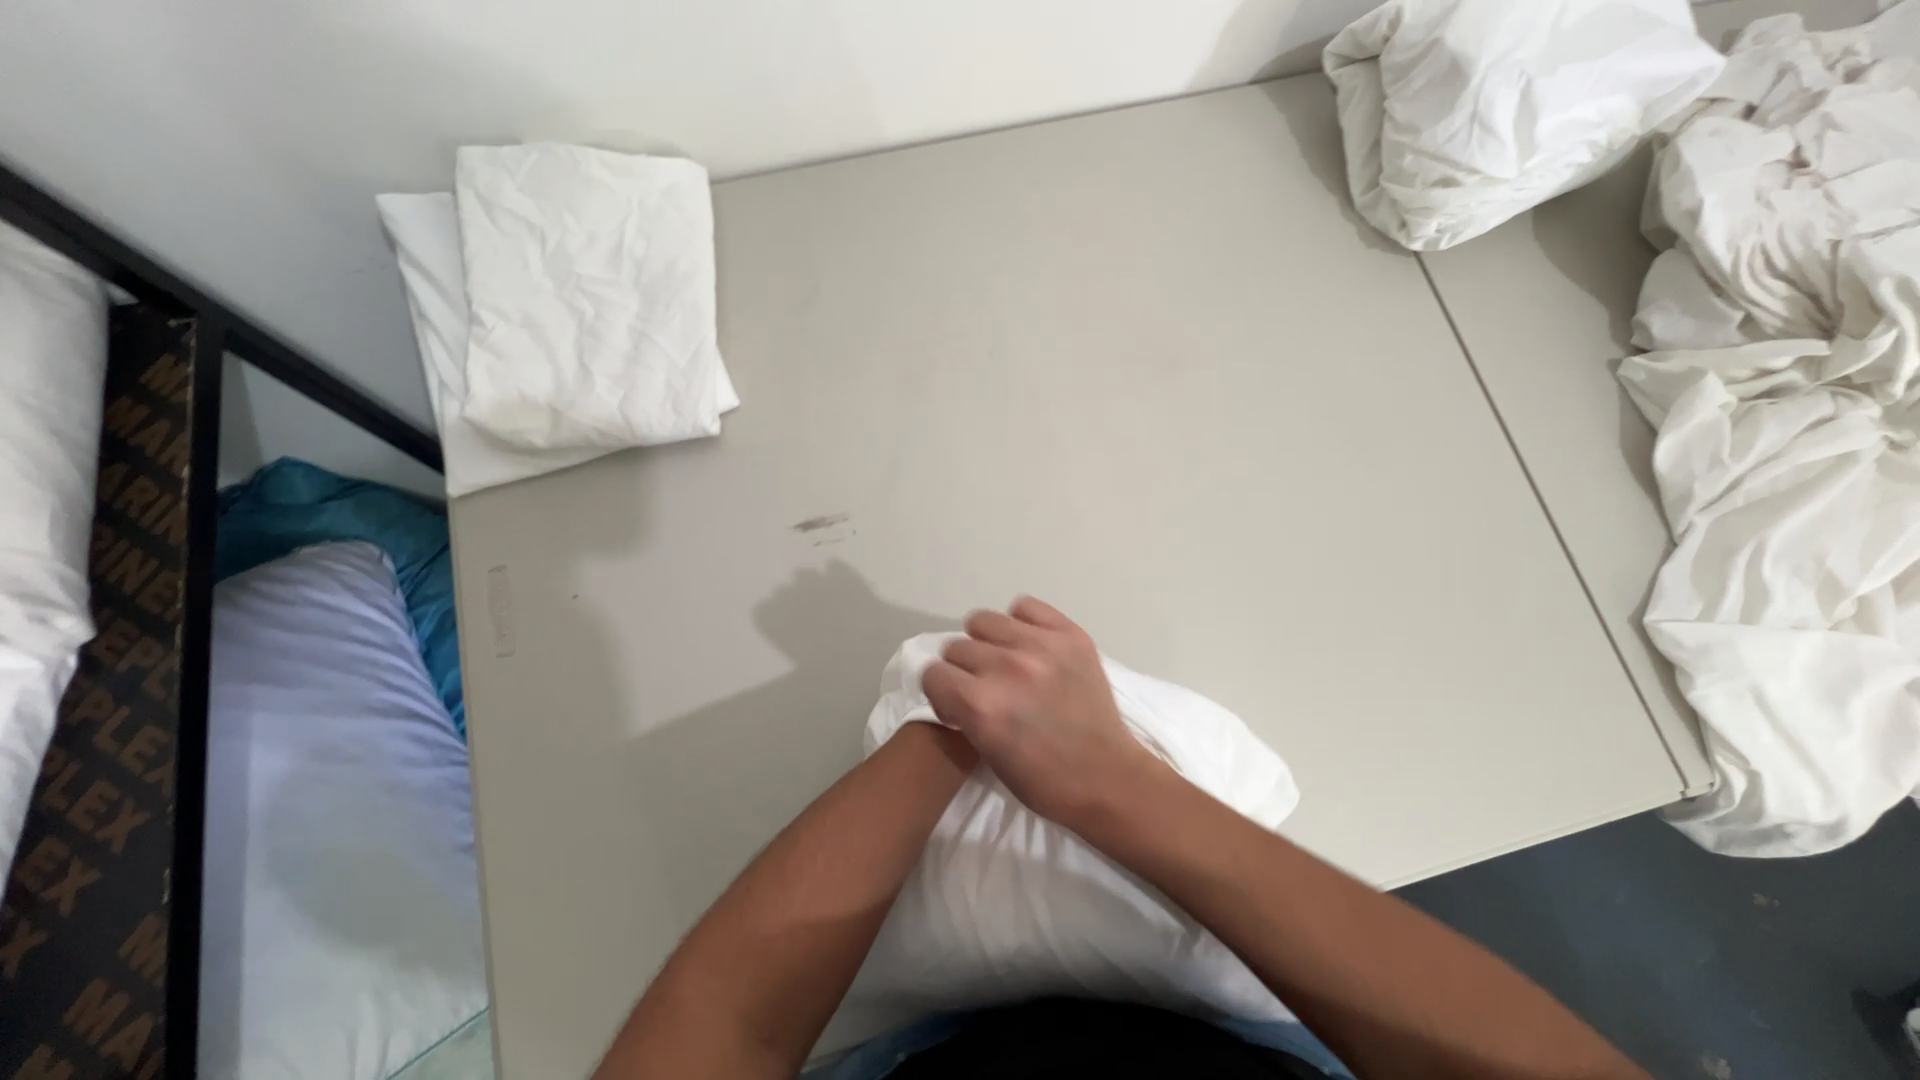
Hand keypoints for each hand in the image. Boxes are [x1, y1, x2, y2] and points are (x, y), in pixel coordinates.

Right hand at [921, 597, 1161, 829]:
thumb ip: (965, 711)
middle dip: (964, 669)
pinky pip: (1025, 607)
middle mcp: (1005, 667)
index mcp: (979, 704)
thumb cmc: (1042, 780)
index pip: (933, 674)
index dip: (942, 692)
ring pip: (984, 621)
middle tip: (987, 688)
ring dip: (988, 643)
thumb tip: (956, 685)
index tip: (958, 705)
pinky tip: (1031, 646)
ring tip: (1007, 663)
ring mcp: (1040, 646)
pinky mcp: (1070, 635)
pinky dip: (1022, 623)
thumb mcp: (985, 752)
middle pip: (957, 647)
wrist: (1106, 778)